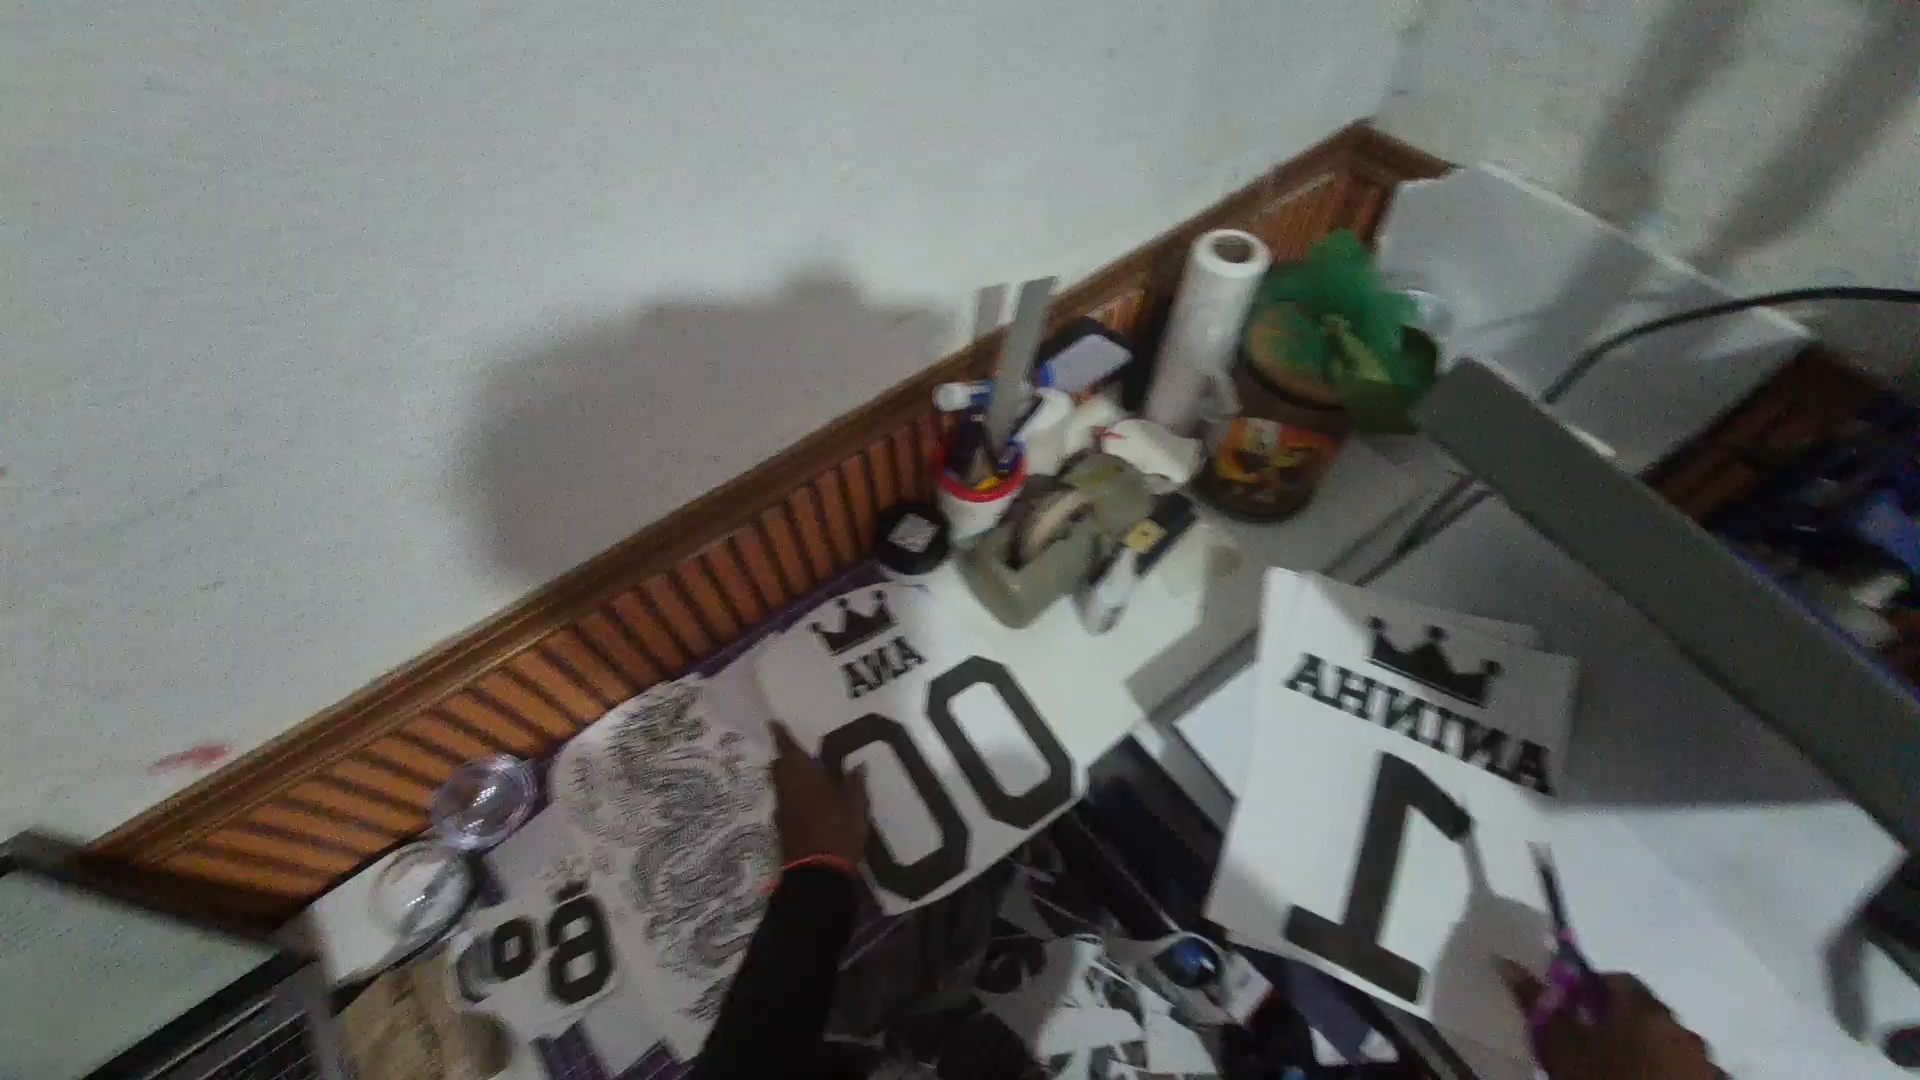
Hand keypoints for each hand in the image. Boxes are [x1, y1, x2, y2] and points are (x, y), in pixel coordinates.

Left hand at [768, 721, 869, 866]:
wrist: (817, 876)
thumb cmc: (838, 831)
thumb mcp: (856, 806)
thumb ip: (854, 783)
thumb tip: (856, 765)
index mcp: (803, 776)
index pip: (787, 749)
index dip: (780, 735)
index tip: (773, 722)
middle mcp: (787, 789)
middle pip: (780, 767)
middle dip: (787, 758)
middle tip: (801, 753)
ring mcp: (782, 810)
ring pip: (781, 785)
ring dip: (790, 778)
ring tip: (809, 777)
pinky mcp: (782, 828)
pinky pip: (786, 803)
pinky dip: (794, 797)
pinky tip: (810, 803)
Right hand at [1501, 962, 1723, 1079]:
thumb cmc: (1603, 1079)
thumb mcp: (1560, 1044)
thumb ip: (1536, 1001)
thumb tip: (1505, 961)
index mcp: (1644, 1010)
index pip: (1620, 979)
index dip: (1594, 989)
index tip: (1576, 1009)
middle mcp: (1684, 1030)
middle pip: (1647, 1011)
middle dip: (1621, 1020)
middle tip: (1594, 1042)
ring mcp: (1710, 1067)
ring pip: (1671, 1045)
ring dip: (1650, 1049)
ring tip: (1622, 1070)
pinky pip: (1691, 1073)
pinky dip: (1672, 1074)